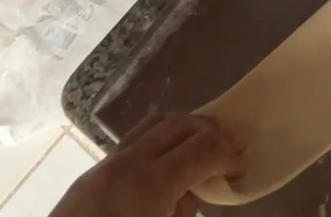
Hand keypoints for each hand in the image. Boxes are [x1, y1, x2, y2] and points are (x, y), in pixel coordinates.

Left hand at [49, 112, 244, 216]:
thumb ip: (183, 215)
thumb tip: (189, 196)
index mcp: (151, 187)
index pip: (202, 150)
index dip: (227, 154)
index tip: (239, 166)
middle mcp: (130, 164)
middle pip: (181, 124)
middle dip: (209, 132)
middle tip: (226, 150)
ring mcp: (107, 164)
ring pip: (155, 123)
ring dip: (183, 128)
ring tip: (198, 146)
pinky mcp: (91, 173)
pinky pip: (133, 140)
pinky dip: (157, 139)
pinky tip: (163, 164)